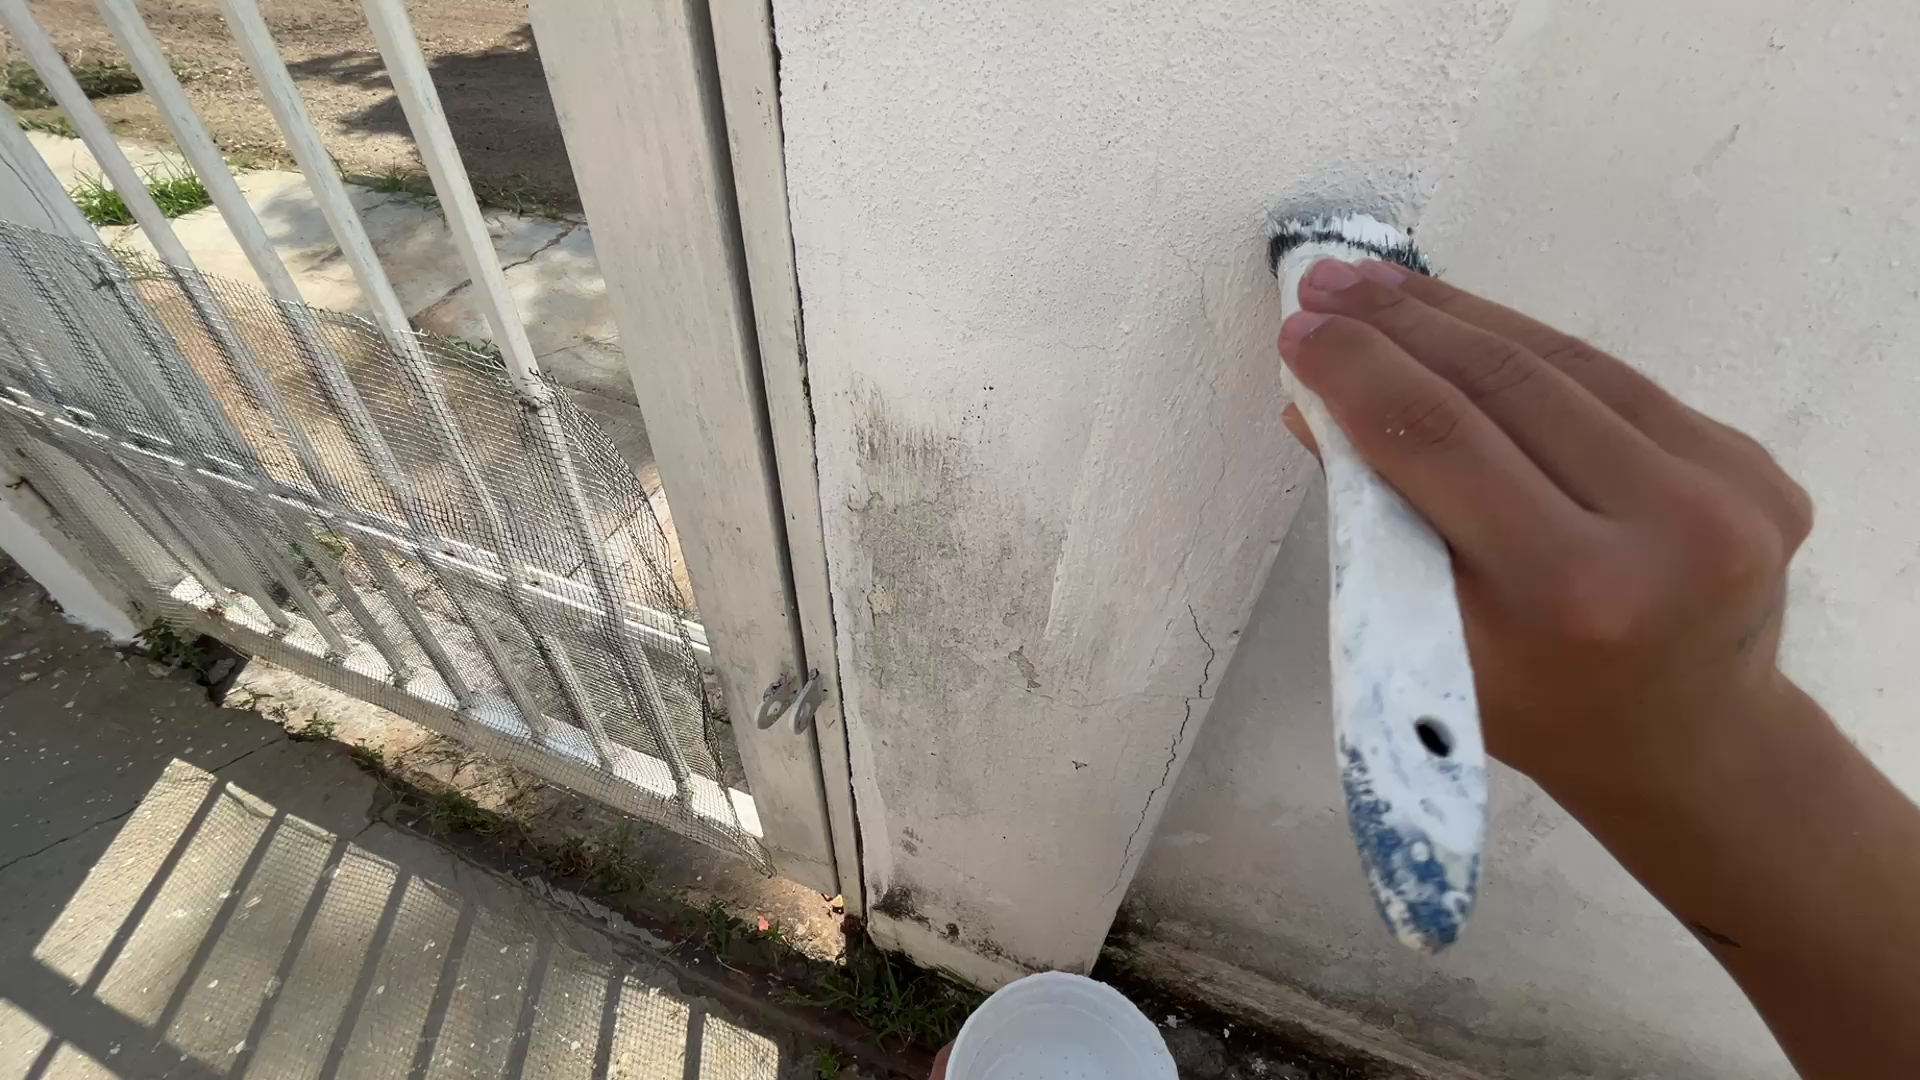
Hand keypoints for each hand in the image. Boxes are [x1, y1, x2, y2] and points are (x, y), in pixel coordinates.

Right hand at [1276, 258, 1810, 798]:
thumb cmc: (1524, 709)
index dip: (1358, 374)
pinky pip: (1602, 378)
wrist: (1681, 738)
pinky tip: (1451, 318)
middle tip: (1322, 282)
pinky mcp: (1747, 458)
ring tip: (1373, 283)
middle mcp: (1670, 525)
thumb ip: (1371, 516)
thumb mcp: (1423, 632)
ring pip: (1557, 362)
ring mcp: (1729, 484)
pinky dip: (1511, 340)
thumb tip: (1315, 409)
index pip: (1439, 444)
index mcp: (1568, 590)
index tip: (1298, 330)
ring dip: (1449, 313)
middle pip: (1502, 385)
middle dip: (1395, 324)